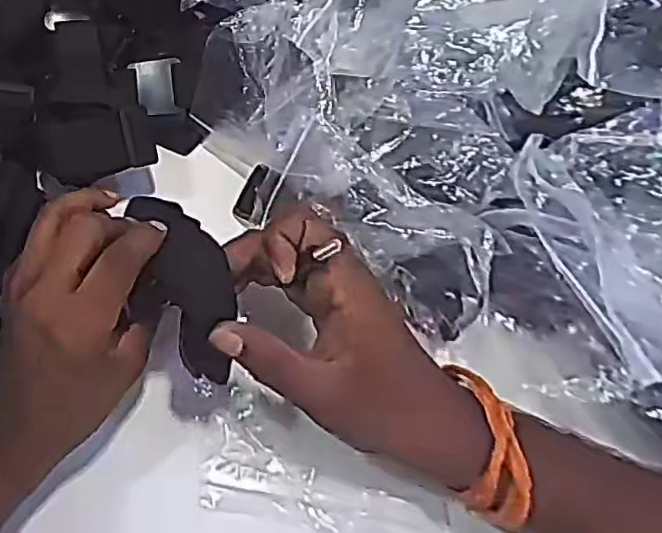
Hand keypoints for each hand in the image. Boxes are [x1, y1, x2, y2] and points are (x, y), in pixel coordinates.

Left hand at [0, 187, 168, 472]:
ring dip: (84, 202)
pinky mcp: (13, 275)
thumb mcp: (123, 369)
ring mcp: (23, 278)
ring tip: (109, 202)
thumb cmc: (67, 405)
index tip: (158, 233)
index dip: (144, 237)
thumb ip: (143, 318)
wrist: (17, 417)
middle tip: (136, 229)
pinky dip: (63, 219)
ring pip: (52, 215)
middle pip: (83, 225)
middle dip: (118, 220)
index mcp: (78, 318)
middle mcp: (45, 290)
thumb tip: (154, 279)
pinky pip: (38, 231)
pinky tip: (82, 225)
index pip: (116, 257)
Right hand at [214, 203, 491, 491]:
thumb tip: (218, 331)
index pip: (302, 224)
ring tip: (228, 286)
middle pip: (287, 233)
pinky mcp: (330, 303)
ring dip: (254, 262)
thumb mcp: (322, 391)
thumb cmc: (394, 413)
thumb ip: (266, 357)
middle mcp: (340, 275)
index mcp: (345, 282)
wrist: (443, 438)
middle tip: (224, 278)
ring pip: (285, 251)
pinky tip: (245, 296)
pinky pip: (290, 273)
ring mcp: (336, 288)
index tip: (266, 276)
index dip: (274, 239)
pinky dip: (263, 278)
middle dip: (251, 250)